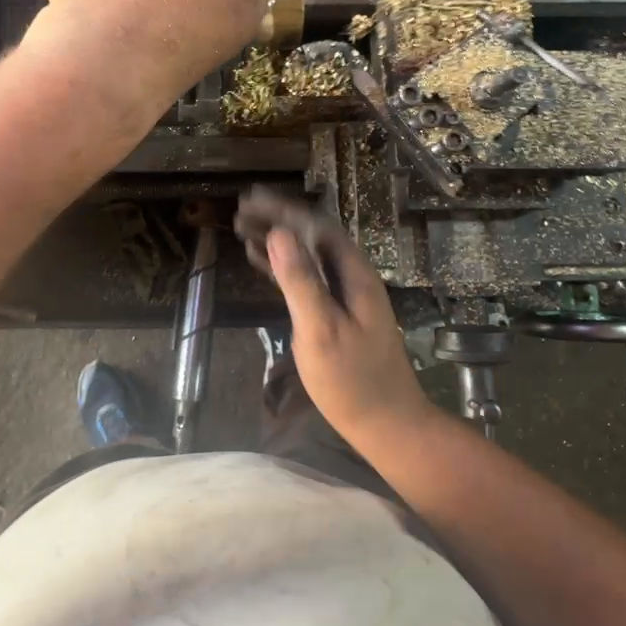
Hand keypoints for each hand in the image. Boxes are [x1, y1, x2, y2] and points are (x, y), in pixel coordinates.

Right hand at [233, 186, 434, 444]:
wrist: (387, 425)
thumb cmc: (353, 381)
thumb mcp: (321, 330)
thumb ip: (301, 281)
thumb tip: (279, 234)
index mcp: (354, 274)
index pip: (315, 226)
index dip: (282, 209)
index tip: (249, 200)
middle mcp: (352, 276)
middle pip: (312, 236)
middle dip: (277, 220)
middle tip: (239, 212)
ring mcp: (346, 295)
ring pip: (307, 255)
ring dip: (277, 241)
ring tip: (241, 230)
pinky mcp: (337, 313)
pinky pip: (307, 277)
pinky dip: (282, 266)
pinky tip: (260, 263)